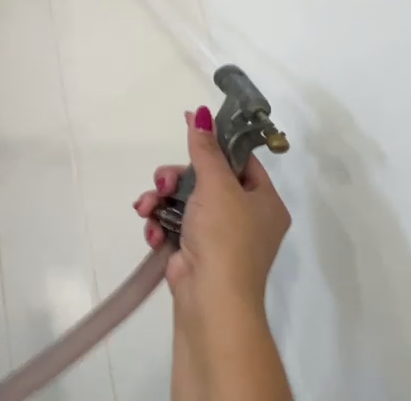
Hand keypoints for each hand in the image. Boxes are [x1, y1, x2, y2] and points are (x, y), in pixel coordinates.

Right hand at [131, 107, 290, 314]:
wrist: (211, 297)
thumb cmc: (224, 237)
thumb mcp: (216, 185)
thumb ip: (205, 149)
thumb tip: (200, 113)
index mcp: (264, 202)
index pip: (241, 161)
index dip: (214, 143)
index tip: (189, 128)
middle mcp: (246, 218)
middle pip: (204, 179)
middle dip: (174, 179)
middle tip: (161, 182)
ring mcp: (219, 235)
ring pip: (182, 199)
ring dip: (159, 200)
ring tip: (146, 208)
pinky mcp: (195, 249)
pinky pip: (174, 222)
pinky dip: (160, 222)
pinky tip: (152, 228)